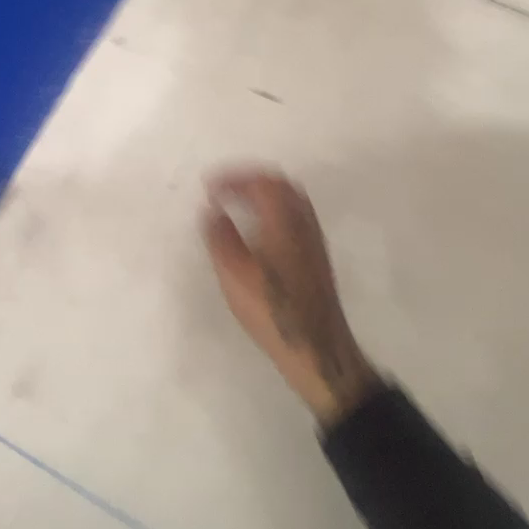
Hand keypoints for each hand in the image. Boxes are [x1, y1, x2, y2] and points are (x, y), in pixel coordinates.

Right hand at [203, 167, 377, 425]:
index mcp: (284, 221)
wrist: (318, 350)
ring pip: (292, 201)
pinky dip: (275, 211)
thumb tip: (213, 212)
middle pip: (281, 185)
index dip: (234, 178)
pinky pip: (296, 217)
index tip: (210, 188)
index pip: (262, 183)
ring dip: (264, 195)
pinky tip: (259, 233)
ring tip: (239, 207)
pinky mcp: (317, 259)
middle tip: (225, 191)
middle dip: (250, 181)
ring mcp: (314, 241)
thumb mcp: (234, 275)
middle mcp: (304, 224)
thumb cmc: (272, 311)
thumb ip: (220, 238)